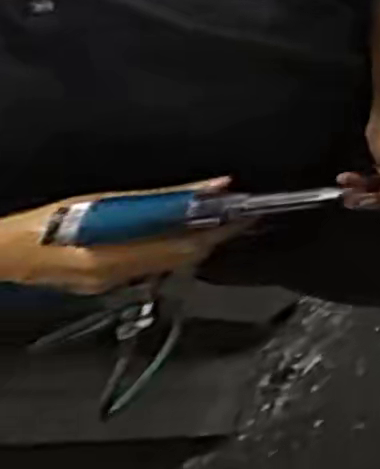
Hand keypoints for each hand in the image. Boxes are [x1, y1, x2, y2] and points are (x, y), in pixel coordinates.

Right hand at [0, 178, 246, 294]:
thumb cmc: (44, 224)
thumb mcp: (106, 202)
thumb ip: (165, 196)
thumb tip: (217, 185)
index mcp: (112, 257)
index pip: (187, 247)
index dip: (221, 229)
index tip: (246, 214)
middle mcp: (113, 275)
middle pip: (185, 256)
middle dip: (216, 234)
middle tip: (238, 214)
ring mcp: (108, 283)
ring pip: (173, 262)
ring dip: (198, 240)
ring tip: (214, 219)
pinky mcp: (103, 283)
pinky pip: (152, 265)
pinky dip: (174, 247)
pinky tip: (179, 232)